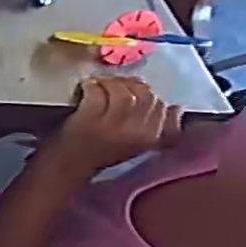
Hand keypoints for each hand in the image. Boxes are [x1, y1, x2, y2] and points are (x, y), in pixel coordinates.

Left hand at [41, 76, 182, 176]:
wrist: (69, 165)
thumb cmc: (100, 152)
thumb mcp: (138, 144)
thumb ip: (162, 128)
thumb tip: (176, 107)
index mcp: (153, 138)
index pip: (162, 106)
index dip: (147, 91)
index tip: (133, 85)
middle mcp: (138, 132)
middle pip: (144, 96)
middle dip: (129, 84)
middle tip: (114, 81)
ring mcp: (112, 126)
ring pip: (122, 93)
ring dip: (110, 82)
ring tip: (99, 81)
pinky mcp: (88, 120)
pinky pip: (96, 94)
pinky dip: (92, 85)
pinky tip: (87, 85)